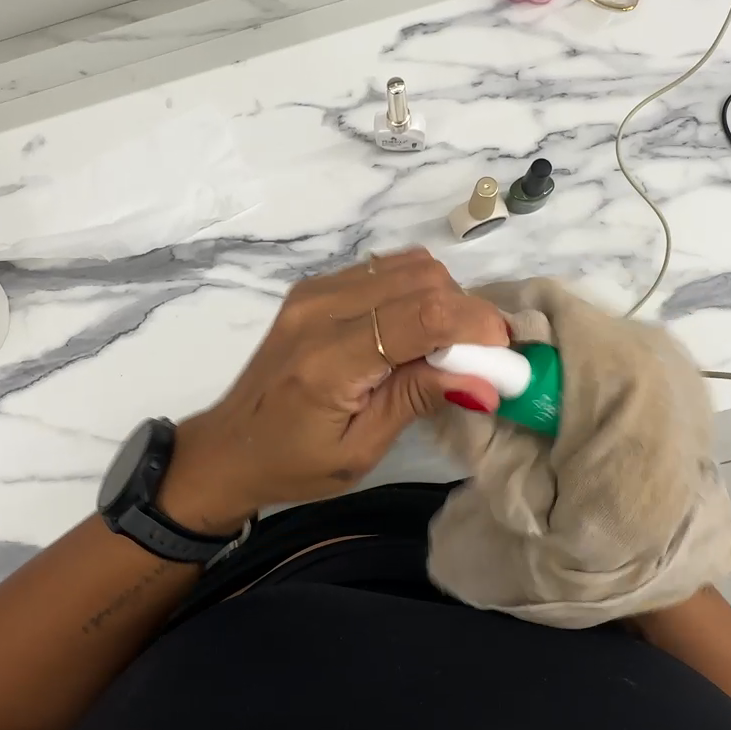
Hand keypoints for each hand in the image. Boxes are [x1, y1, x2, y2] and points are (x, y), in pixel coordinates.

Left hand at [160, 248, 507, 531]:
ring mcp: (314, 292)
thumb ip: (416, 401)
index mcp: (330, 360)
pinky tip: (411, 331)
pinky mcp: (313, 288)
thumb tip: (484, 378)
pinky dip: (414, 291)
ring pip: (407, 266)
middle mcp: (320, 310)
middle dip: (464, 311)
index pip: (421, 314)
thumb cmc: (292, 464)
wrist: (228, 447)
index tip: (502, 352)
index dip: (474, 324)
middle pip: (422, 279)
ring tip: (444, 345)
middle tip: (476, 356)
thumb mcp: (359, 452)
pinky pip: (383, 269)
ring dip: (442, 298)